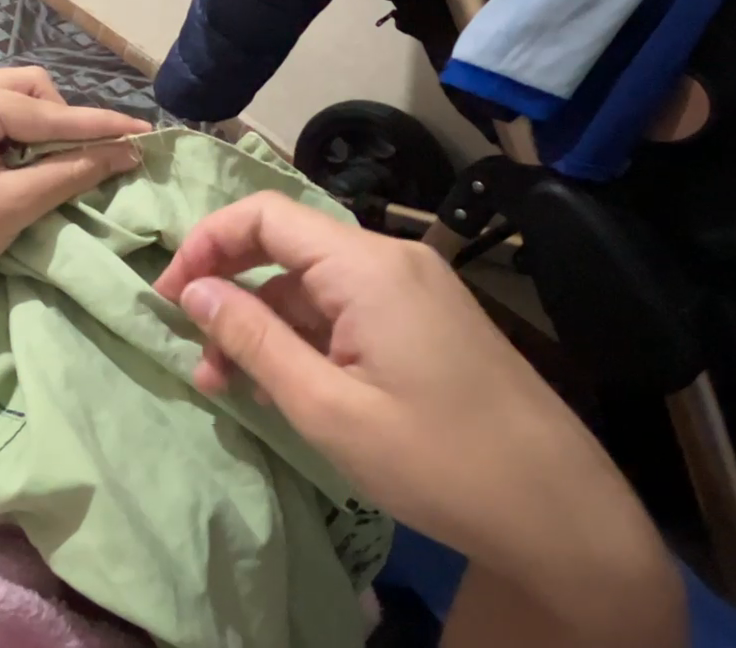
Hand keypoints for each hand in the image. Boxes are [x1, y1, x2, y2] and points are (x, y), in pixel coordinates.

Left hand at [0, 68, 149, 304]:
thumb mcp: (13, 205)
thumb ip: (72, 171)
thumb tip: (126, 152)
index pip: (48, 112)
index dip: (100, 125)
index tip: (145, 132)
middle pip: (31, 91)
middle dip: (64, 123)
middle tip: (84, 163)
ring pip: (14, 101)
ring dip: (42, 129)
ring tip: (53, 167)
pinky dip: (18, 136)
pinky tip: (25, 164)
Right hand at [152, 194, 672, 591]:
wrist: (566, 520)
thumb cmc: (439, 462)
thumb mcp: (326, 407)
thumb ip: (251, 338)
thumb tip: (192, 290)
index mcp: (366, 266)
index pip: (263, 215)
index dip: (205, 244)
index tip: (169, 295)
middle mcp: (389, 260)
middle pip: (283, 247)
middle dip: (228, 290)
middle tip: (191, 345)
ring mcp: (410, 290)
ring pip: (308, 286)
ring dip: (261, 325)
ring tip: (228, 385)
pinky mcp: (422, 321)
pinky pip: (341, 311)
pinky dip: (300, 340)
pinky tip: (282, 386)